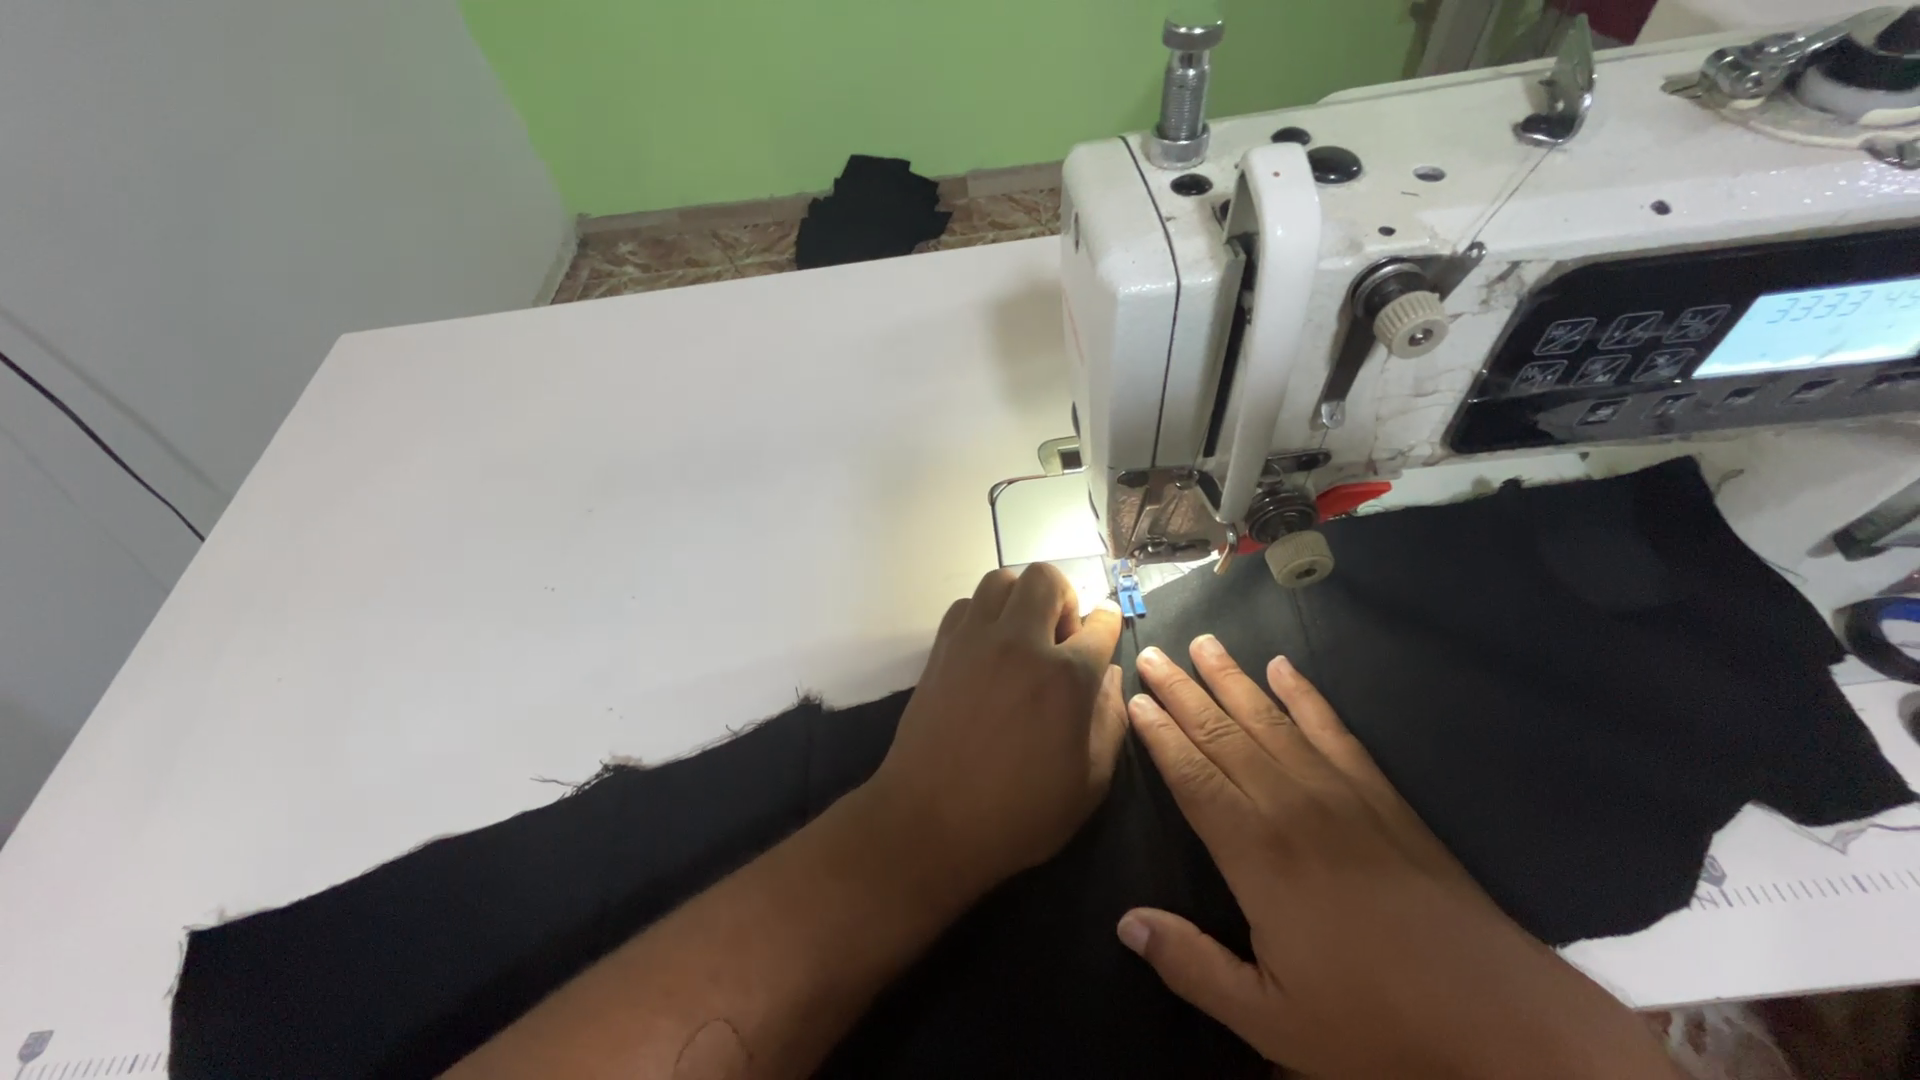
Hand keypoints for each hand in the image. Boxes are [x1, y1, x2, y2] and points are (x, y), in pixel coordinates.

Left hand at [863, 564, 1126, 902]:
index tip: (1105, 629)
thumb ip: (1111, 722)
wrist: (929, 822)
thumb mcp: (1089, 783)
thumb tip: (1109, 676)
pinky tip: (988, 648)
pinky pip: (966, 604)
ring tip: (1023, 634)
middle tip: (1061, 637)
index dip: (1109, 622)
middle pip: (1047, 579)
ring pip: (1002, 579)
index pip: (1100, 624)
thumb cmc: (1018, 814)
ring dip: (1021, 597)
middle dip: (1065, 598)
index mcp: (1066, 677)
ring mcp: (974, 641)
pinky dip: (984, 613)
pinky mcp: (940, 649)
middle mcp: (1020, 644)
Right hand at [1119, 637, 1681, 1079]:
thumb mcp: (1268, 1018)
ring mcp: (1342, 794)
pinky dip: (1307, 697)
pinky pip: (1334, 730)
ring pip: (1273, 722)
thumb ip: (1191, 965)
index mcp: (1257, 855)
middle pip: (1226, 736)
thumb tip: (1126, 922)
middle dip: (1184, 693)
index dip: (1161, 737)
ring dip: (1234, 681)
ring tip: (1205, 644)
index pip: (1194, 778)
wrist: (1497, 1015)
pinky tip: (1286, 670)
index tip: (1135, 699)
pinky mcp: (1382, 796)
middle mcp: (1292, 807)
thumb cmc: (1373, 1019)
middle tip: (1154, 654)